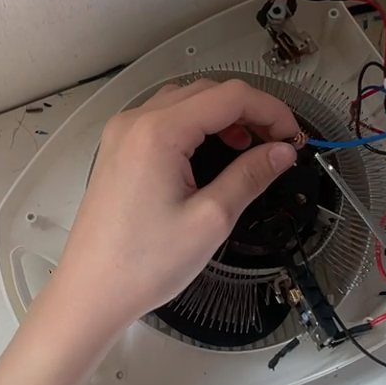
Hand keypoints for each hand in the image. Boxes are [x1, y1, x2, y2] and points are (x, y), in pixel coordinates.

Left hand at [48, 79, 299, 332]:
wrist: (91, 292)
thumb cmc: (141, 265)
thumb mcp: (211, 220)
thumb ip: (250, 176)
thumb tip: (281, 152)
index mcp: (158, 133)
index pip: (230, 96)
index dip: (271, 110)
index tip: (293, 135)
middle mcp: (135, 124)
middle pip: (207, 91)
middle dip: (249, 110)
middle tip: (277, 142)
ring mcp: (122, 136)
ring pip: (184, 101)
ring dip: (222, 115)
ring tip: (249, 146)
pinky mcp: (117, 152)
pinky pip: (163, 120)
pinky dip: (195, 126)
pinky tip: (213, 152)